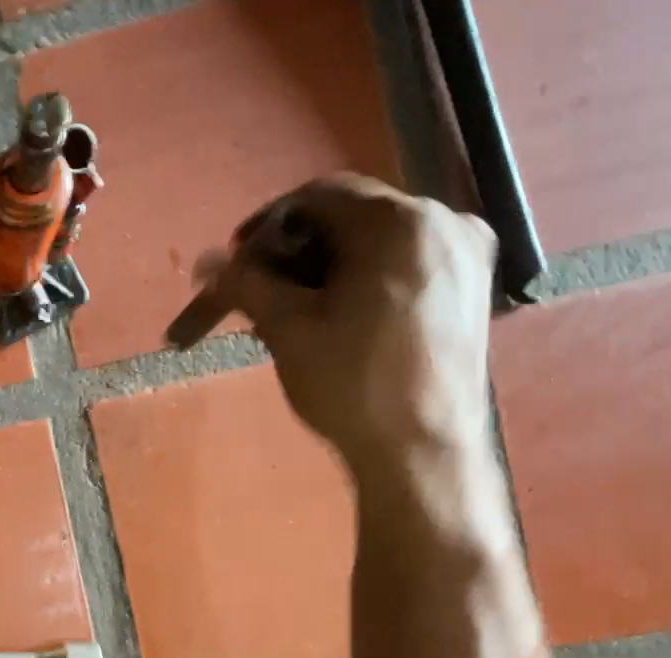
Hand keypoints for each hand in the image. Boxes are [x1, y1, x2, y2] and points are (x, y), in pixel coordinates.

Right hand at [176, 174, 497, 473]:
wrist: (421, 447)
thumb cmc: (350, 383)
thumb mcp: (286, 329)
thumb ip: (245, 284)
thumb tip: (203, 263)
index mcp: (400, 223)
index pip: (318, 196)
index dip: (266, 225)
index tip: (234, 262)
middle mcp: (442, 222)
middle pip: (347, 218)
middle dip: (291, 253)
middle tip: (254, 294)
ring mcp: (463, 254)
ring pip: (372, 243)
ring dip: (321, 269)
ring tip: (285, 313)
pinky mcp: (467, 286)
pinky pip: (399, 264)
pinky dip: (357, 280)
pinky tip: (330, 318)